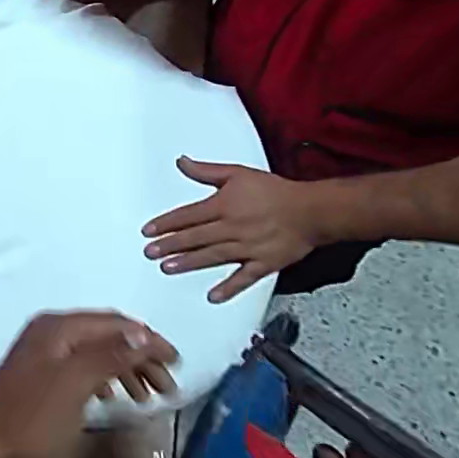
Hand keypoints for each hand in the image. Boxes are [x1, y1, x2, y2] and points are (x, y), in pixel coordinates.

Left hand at [0, 312, 177, 457]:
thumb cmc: (29, 419)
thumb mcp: (75, 384)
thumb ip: (110, 356)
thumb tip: (143, 333)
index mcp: (60, 327)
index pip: (116, 323)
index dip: (150, 340)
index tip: (176, 361)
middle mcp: (52, 332)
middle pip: (107, 335)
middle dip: (141, 356)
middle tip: (167, 385)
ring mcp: (44, 353)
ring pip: (97, 352)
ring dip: (125, 369)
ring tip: (147, 395)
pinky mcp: (40, 377)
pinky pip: (83, 367)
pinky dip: (105, 378)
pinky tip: (113, 396)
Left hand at [143, 157, 321, 301]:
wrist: (310, 210)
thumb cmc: (274, 190)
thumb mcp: (237, 173)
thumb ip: (206, 171)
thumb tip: (182, 162)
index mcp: (223, 206)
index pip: (187, 216)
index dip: (166, 223)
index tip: (148, 231)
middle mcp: (232, 228)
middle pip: (194, 237)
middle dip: (169, 245)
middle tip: (149, 252)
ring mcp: (247, 247)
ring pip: (212, 256)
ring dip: (189, 263)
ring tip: (168, 268)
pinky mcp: (263, 263)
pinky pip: (243, 278)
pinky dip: (229, 287)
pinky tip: (213, 295)